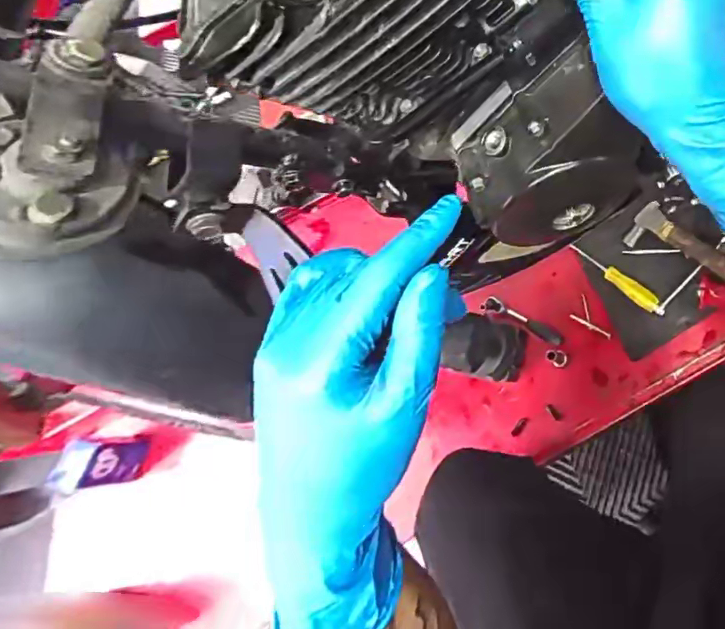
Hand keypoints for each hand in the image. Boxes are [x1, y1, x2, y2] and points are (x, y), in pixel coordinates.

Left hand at [253, 195, 464, 627]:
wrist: (312, 517)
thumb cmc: (363, 466)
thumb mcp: (406, 399)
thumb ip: (419, 330)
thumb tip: (430, 272)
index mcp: (318, 356)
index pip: (377, 277)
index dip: (419, 238)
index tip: (448, 208)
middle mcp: (287, 339)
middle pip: (360, 275)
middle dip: (409, 274)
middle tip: (447, 303)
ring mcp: (276, 341)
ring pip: (338, 277)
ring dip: (382, 279)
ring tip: (412, 312)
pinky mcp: (276, 345)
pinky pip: (314, 290)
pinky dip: (352, 285)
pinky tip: (374, 306)